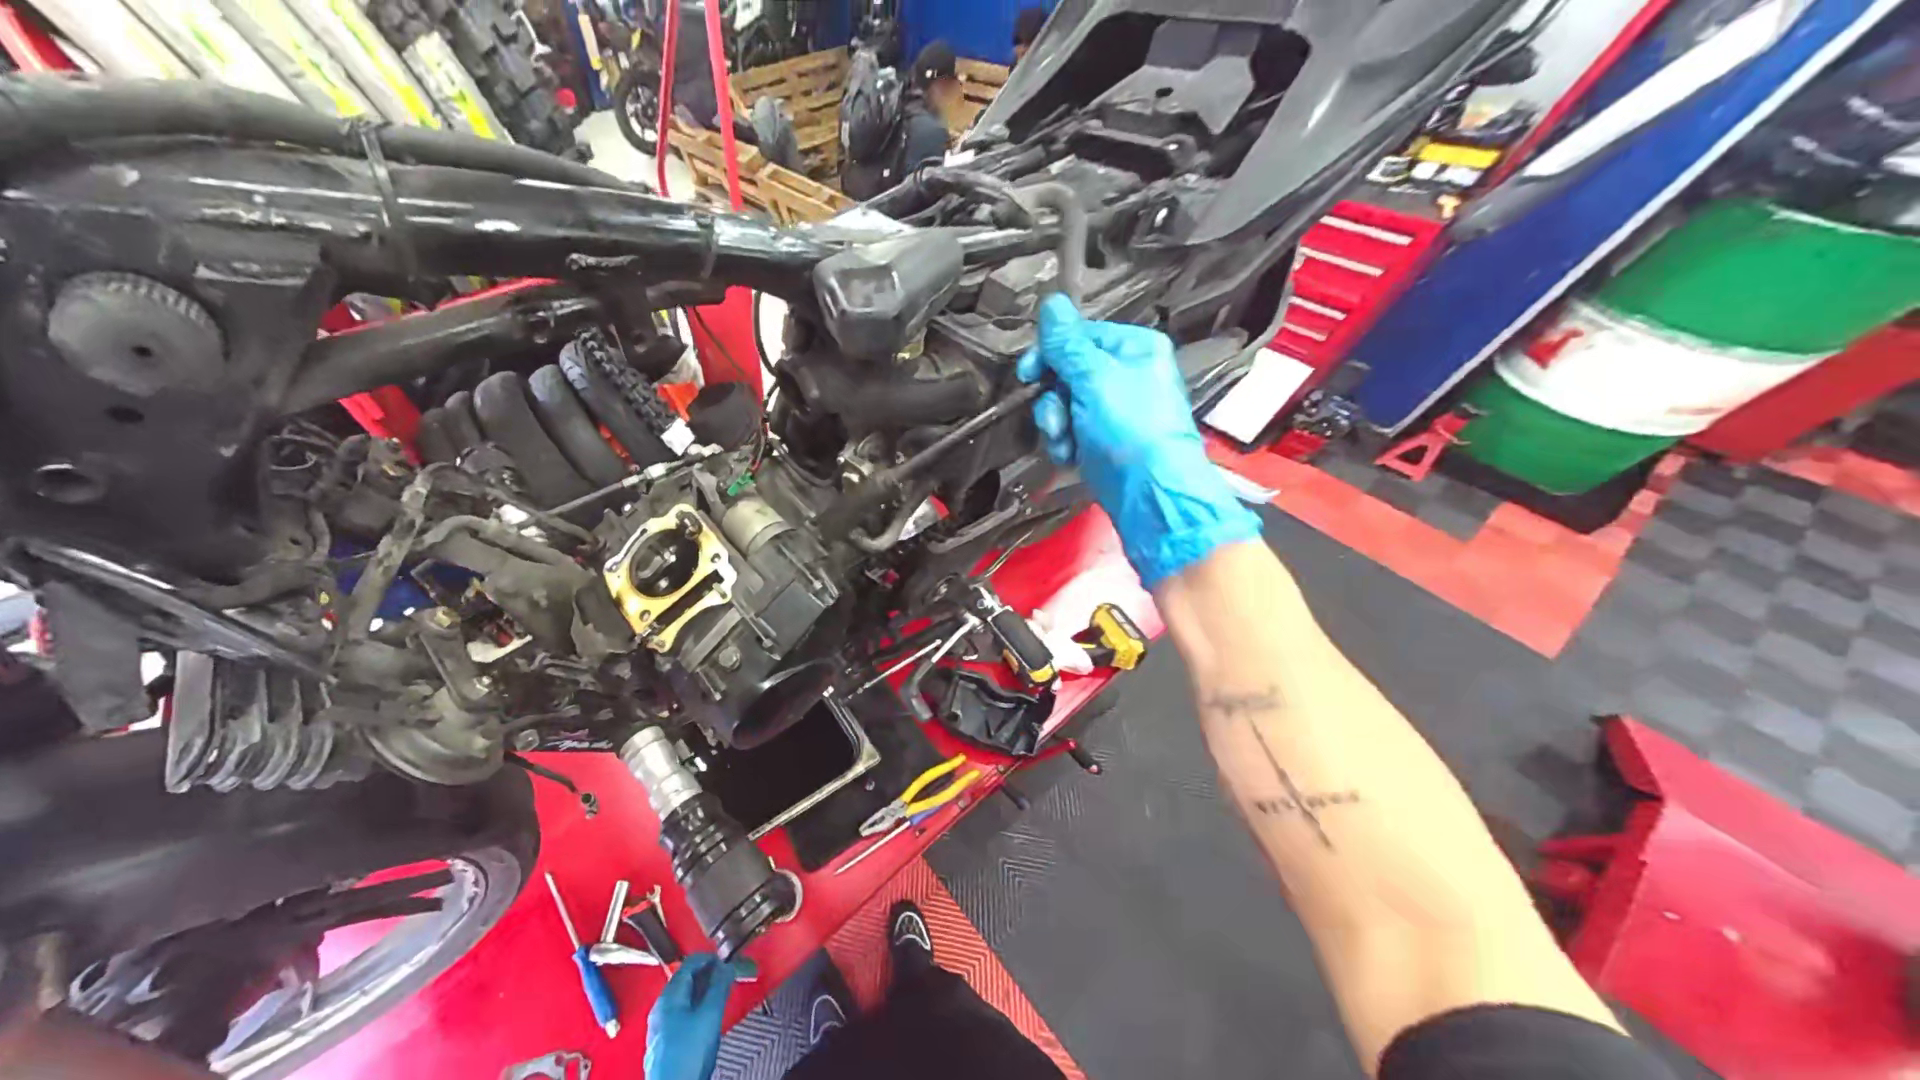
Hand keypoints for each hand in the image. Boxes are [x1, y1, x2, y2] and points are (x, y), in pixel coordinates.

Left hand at [644, 954, 737, 1079]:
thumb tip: (727, 965)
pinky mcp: (663, 1043)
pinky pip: (681, 1014)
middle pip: (685, 980)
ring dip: (703, 992)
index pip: (689, 964)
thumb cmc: (690, 1051)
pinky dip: (697, 1008)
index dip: (710, 958)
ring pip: (684, 999)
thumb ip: (719, 987)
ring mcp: (660, 1027)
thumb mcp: (710, 1015)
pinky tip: (707, 1019)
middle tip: (728, 978)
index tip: (729, 961)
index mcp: (668, 997)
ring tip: (721, 996)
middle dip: (708, 976)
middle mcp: (660, 1008)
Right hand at [1016, 295, 1261, 587]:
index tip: (1029, 374)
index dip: (1050, 355)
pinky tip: (1070, 456)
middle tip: (1055, 418)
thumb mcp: (1095, 378)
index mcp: (1134, 348)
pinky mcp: (1103, 441)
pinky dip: (1065, 444)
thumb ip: (1067, 343)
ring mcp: (1114, 411)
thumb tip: (1052, 301)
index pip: (1078, 337)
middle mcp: (1126, 375)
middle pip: (1067, 372)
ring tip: (1065, 442)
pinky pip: (1070, 432)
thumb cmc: (1130, 430)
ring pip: (1064, 405)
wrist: (1150, 495)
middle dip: (1053, 399)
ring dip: (1055, 425)